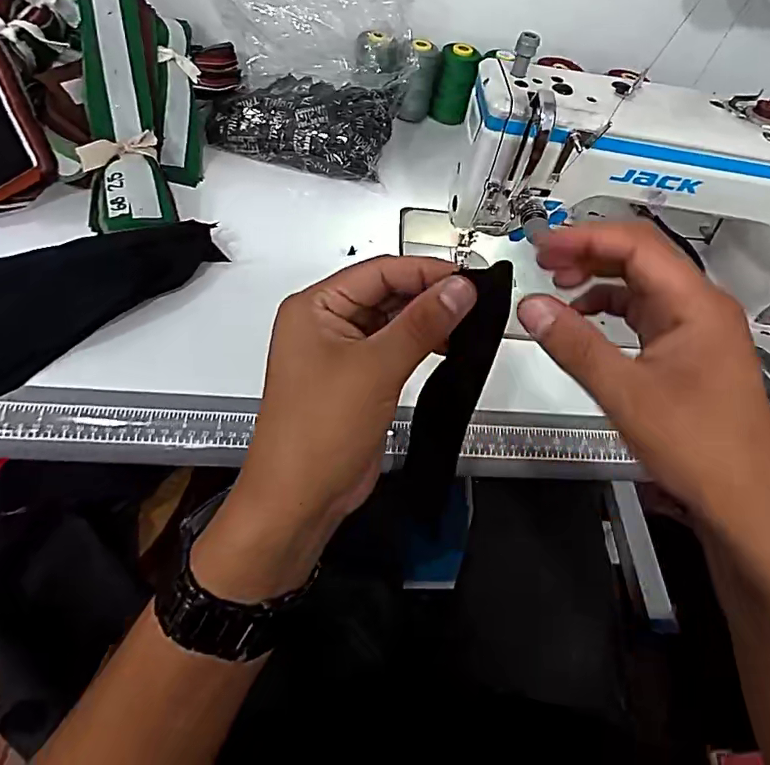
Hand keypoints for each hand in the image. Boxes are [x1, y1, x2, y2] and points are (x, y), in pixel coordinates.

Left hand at [193, 256, 474, 601]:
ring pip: (393, 318)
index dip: (424, 271)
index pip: (380, 270)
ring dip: (428, 318)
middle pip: (387, 290)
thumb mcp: (375, 369)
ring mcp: (341, 350)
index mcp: (314, 307)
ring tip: (464, 320)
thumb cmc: (310, 439)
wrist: (299, 500)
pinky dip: (421, 341)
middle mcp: (325, 323)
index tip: (463, 278)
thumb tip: (455, 290)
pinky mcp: (357, 376)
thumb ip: (421, 324)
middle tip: (469, 298)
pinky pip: (394, 344)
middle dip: (429, 293)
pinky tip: (446, 344)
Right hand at [515, 221, 769, 533]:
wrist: (744, 507)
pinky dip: (611, 307)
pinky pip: (645, 311)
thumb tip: (535, 308)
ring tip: (559, 282)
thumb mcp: (625, 393)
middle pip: (640, 256)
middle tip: (545, 258)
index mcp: (698, 305)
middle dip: (589, 252)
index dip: (586, 238)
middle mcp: (703, 308)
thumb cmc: (705, 452)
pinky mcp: (690, 350)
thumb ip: (575, 344)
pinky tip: (586, 318)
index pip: (637, 245)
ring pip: (642, 283)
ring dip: (599, 277)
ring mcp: (698, 329)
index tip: (546, 244)